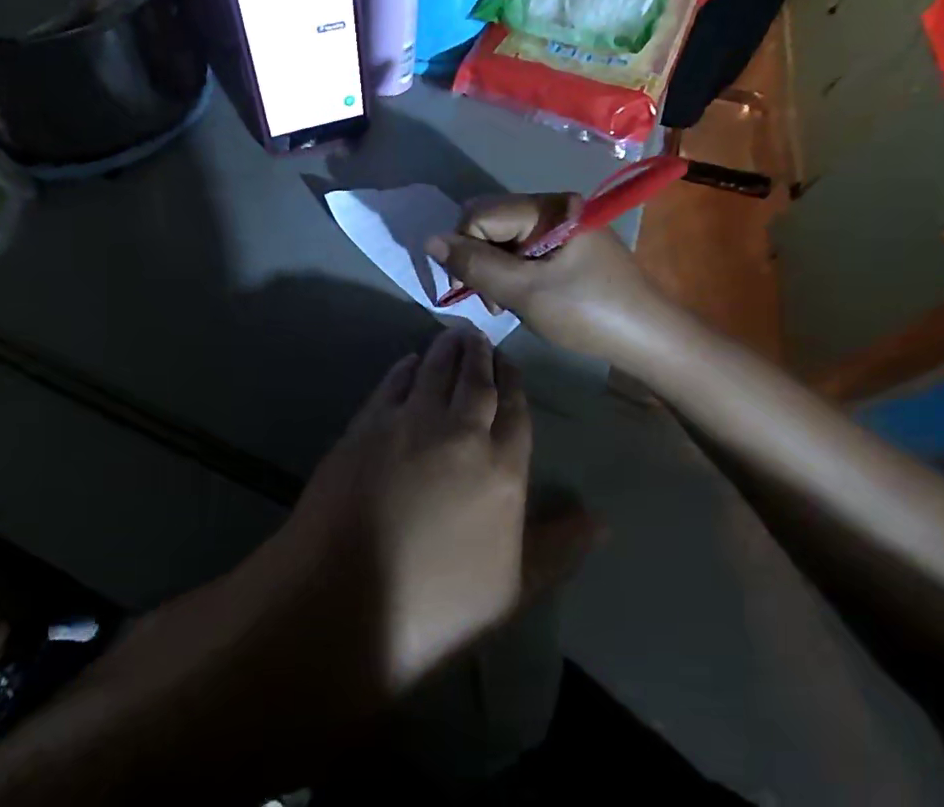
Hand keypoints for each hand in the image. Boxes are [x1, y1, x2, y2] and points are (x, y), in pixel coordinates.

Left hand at [283, 325, 593, 693]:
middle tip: (482, 337)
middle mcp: (459, 434)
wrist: (341, 607)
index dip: (514, 383)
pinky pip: (392, 385)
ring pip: (434, 373)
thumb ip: (558, 547)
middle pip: (476, 382)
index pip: (515, 411)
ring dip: (447, 350)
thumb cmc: (438, 606)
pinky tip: (409, 362)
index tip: (511, 364)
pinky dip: (405, 368)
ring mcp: (408, 426)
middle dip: (482, 355)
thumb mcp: (513, 589)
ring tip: (455, 335)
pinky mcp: (365, 428)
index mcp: (502, 469)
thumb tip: (602, 520)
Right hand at [426, 193, 673, 361]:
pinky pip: (528, 253)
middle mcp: (557, 208)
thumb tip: (429, 238)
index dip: (462, 249)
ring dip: (496, 272)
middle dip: (480, 261)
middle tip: (492, 303)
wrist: (649, 339)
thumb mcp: (525, 291)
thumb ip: (475, 264)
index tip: (465, 292)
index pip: (481, 214)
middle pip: (493, 223)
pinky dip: (516, 276)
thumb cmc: (587, 312)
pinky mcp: (572, 250)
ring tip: (507, 307)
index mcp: (550, 207)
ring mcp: (567, 229)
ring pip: (508, 241)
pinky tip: (524, 301)